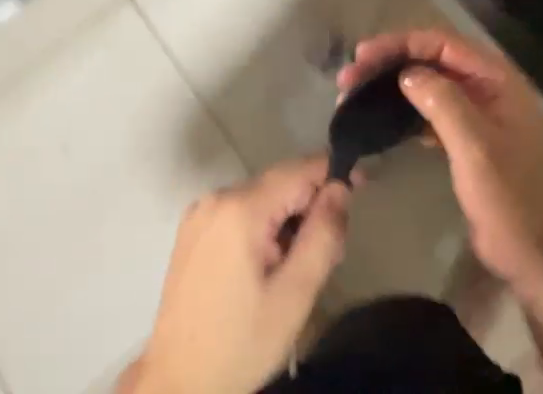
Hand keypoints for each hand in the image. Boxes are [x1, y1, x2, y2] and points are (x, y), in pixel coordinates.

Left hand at [125, 157, 350, 393]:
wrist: (179, 381)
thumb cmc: (241, 342)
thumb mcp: (295, 294)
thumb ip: (323, 235)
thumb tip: (340, 188)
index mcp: (240, 209)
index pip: (298, 170)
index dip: (334, 173)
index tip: (363, 187)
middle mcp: (215, 198)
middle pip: (280, 184)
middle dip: (311, 208)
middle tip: (330, 255)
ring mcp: (199, 214)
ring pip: (261, 199)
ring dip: (288, 222)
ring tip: (298, 272)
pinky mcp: (192, 231)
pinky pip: (239, 213)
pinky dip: (263, 228)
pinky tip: (270, 269)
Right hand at [338, 29, 542, 311]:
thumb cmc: (517, 202)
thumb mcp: (477, 149)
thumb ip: (444, 103)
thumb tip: (407, 72)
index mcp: (499, 82)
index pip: (443, 44)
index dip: (400, 44)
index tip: (361, 57)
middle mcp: (491, 92)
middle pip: (434, 61)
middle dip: (391, 64)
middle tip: (349, 80)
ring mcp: (483, 120)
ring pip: (431, 88)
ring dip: (394, 88)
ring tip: (355, 97)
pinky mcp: (473, 147)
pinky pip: (434, 116)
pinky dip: (406, 114)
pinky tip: (382, 122)